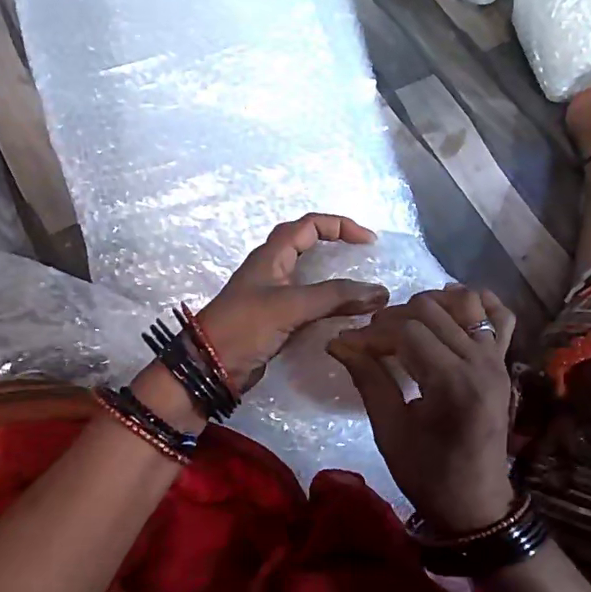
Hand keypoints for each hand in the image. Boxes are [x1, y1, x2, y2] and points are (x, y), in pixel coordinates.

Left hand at [194, 214, 391, 390]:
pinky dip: (328, 304)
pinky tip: (346, 316)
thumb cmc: (244, 327)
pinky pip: (308, 304)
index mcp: (271, 255)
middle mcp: (272, 269)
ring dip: (335, 279)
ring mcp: (273, 295)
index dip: (340, 226)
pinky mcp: (276, 320)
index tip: (368, 243)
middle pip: (308, 245)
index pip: (309, 224)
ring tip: (363, 288)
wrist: (210, 366)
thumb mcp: (291, 306)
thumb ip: (335, 296)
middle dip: (338, 246)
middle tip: (366, 258)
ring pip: (310, 277)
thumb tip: (380, 292)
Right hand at [327, 286, 518, 533]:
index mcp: (452, 383)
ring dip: (430, 304)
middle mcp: (480, 362)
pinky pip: (500, 318)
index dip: (372, 333)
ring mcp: (497, 360)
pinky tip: (450, 309)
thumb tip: (338, 342)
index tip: (347, 345)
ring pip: (466, 303)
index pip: (407, 331)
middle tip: (371, 340)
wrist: (476, 503)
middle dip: (394, 318)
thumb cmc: (428, 474)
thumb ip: (369, 379)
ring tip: (405, 325)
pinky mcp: (503, 363)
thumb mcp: (390, 430)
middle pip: (432, 310)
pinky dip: (476, 304)